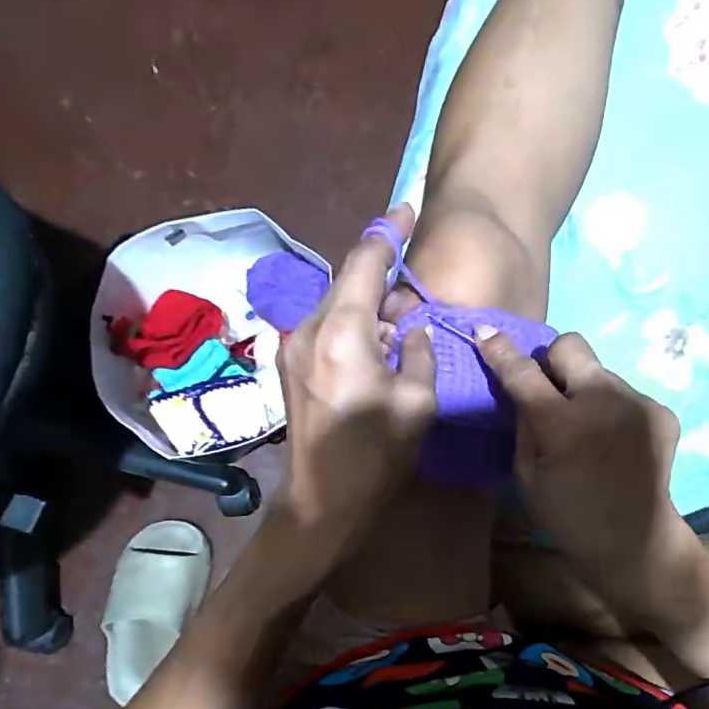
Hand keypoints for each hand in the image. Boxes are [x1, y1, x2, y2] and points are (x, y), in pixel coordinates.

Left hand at [275, 205, 438, 552]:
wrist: (322, 501)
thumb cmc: (375, 455)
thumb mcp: (418, 402)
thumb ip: (420, 350)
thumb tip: (413, 327)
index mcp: (341, 332)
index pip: (364, 262)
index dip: (388, 231)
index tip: (407, 208)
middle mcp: (307, 328)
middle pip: (348, 283)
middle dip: (382, 281)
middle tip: (415, 301)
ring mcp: (291, 347)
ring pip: (335, 306)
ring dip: (366, 307)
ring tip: (398, 331)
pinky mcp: (288, 365)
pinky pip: (324, 328)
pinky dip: (350, 326)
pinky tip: (372, 348)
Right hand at [476, 329, 708, 639]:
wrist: (635, 540)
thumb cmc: (569, 515)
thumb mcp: (527, 474)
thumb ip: (524, 423)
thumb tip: (521, 388)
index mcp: (564, 424)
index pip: (524, 372)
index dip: (500, 350)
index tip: (485, 333)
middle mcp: (604, 400)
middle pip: (571, 345)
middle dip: (552, 359)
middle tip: (547, 388)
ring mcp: (638, 402)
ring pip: (598, 370)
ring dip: (583, 388)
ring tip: (585, 426)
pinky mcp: (660, 409)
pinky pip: (621, 392)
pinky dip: (608, 407)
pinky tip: (610, 438)